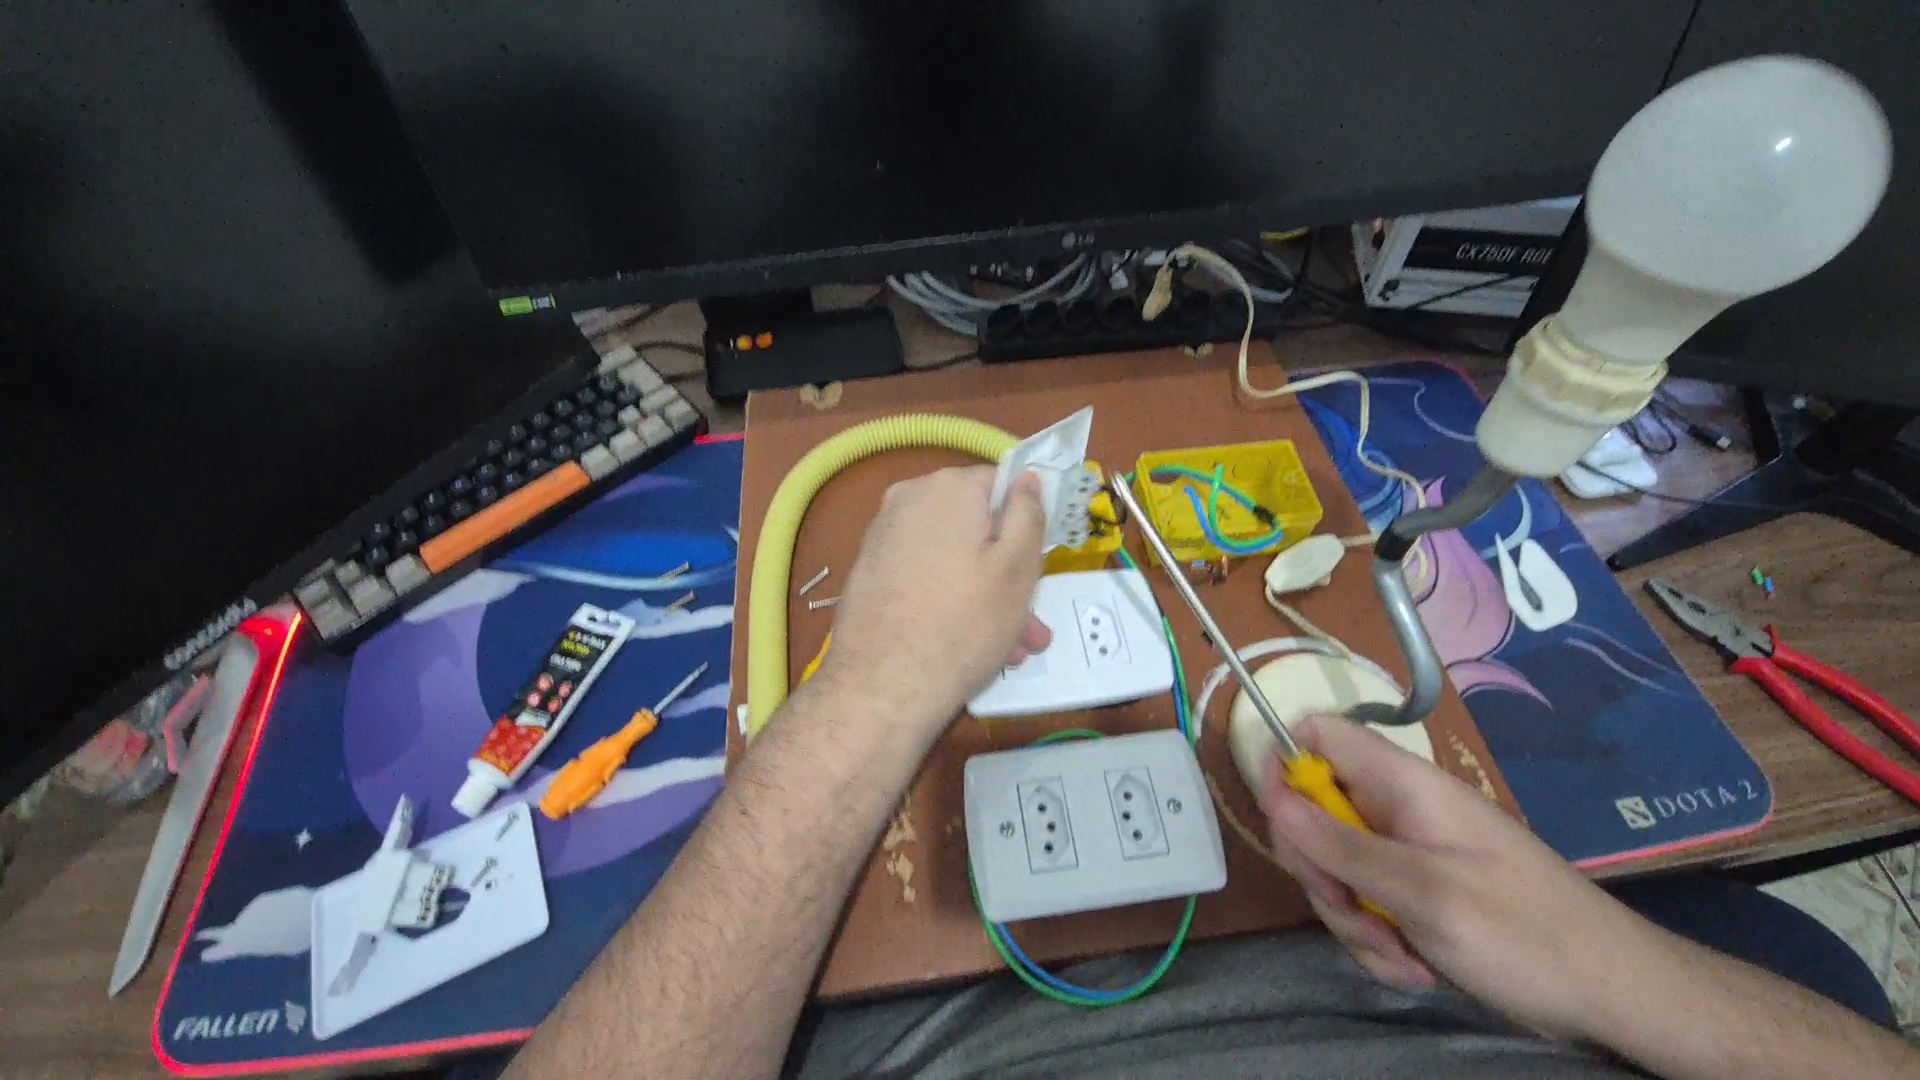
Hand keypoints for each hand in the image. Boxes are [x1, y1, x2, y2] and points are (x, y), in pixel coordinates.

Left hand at [818, 466, 1051, 736]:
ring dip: (981, 593)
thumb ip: (1027, 513)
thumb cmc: (963, 624)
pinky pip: (923, 574)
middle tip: (1028, 623)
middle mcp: (907, 499)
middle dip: (1005, 570)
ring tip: (1006, 645)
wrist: (882, 685)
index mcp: (948, 486)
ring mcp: (882, 536)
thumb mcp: (1017, 568)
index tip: (1034, 569)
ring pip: (950, 556)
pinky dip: (946, 598)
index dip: (1023, 525)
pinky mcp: (868, 571)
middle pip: (973, 525)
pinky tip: (965, 641)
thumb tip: (1027, 477)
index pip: (1000, 485)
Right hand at [1261, 715, 1662, 1040]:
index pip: (1319, 734)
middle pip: (1314, 813)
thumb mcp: (1423, 893)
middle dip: (1319, 870)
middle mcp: (1396, 810)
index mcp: (1402, 784)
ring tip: (1400, 955)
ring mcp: (1405, 852)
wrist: (1619, 997)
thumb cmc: (1525, 933)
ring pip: (1334, 868)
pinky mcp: (1413, 893)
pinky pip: (1364, 904)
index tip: (1284, 823)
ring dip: (1352, 918)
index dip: (1285, 764)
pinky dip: (1377, 940)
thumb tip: (1272, 797)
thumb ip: (1341, 846)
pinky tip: (1415, 966)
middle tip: (1351, 908)